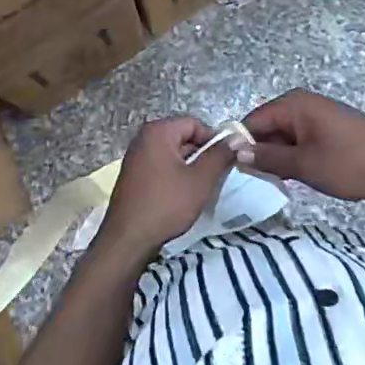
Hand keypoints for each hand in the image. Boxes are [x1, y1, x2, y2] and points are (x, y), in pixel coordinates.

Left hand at [97, 117, 235, 256]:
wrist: (127, 240)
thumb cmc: (166, 205)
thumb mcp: (201, 179)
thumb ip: (220, 155)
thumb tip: (237, 138)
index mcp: (158, 132)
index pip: (195, 123)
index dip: (213, 140)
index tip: (224, 161)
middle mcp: (143, 138)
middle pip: (183, 137)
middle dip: (202, 154)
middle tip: (215, 176)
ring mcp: (135, 157)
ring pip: (173, 153)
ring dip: (190, 167)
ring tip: (201, 188)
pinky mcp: (133, 175)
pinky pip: (161, 166)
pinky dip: (175, 175)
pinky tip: (182, 195)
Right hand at [241, 90, 364, 204]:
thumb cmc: (350, 164)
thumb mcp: (304, 164)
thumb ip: (267, 157)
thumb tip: (235, 150)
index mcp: (294, 104)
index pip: (251, 120)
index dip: (238, 144)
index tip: (228, 171)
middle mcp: (303, 103)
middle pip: (266, 126)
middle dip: (257, 151)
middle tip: (248, 181)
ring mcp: (318, 116)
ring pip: (282, 135)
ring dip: (275, 156)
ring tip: (269, 181)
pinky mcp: (328, 130)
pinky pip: (299, 140)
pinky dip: (292, 156)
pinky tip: (292, 177)